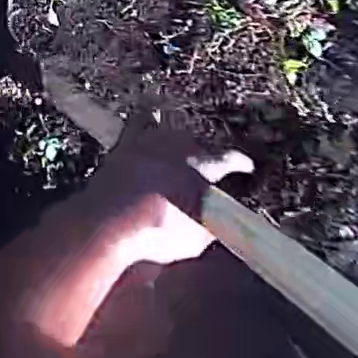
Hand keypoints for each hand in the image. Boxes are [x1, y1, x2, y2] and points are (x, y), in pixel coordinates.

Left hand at [75, 120, 252, 267]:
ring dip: (176, 142)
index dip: (239, 163)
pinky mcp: (123, 144)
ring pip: (169, 134)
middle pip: (197, 145)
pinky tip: (147, 120)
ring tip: (181, 150)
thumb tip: (214, 222)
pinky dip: (145, 122)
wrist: (112, 218)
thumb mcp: (198, 237)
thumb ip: (210, 221)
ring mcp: (147, 141)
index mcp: (202, 165)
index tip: (245, 165)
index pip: (228, 159)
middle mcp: (176, 146)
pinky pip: (138, 125)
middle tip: (207, 168)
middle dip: (204, 155)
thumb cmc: (160, 230)